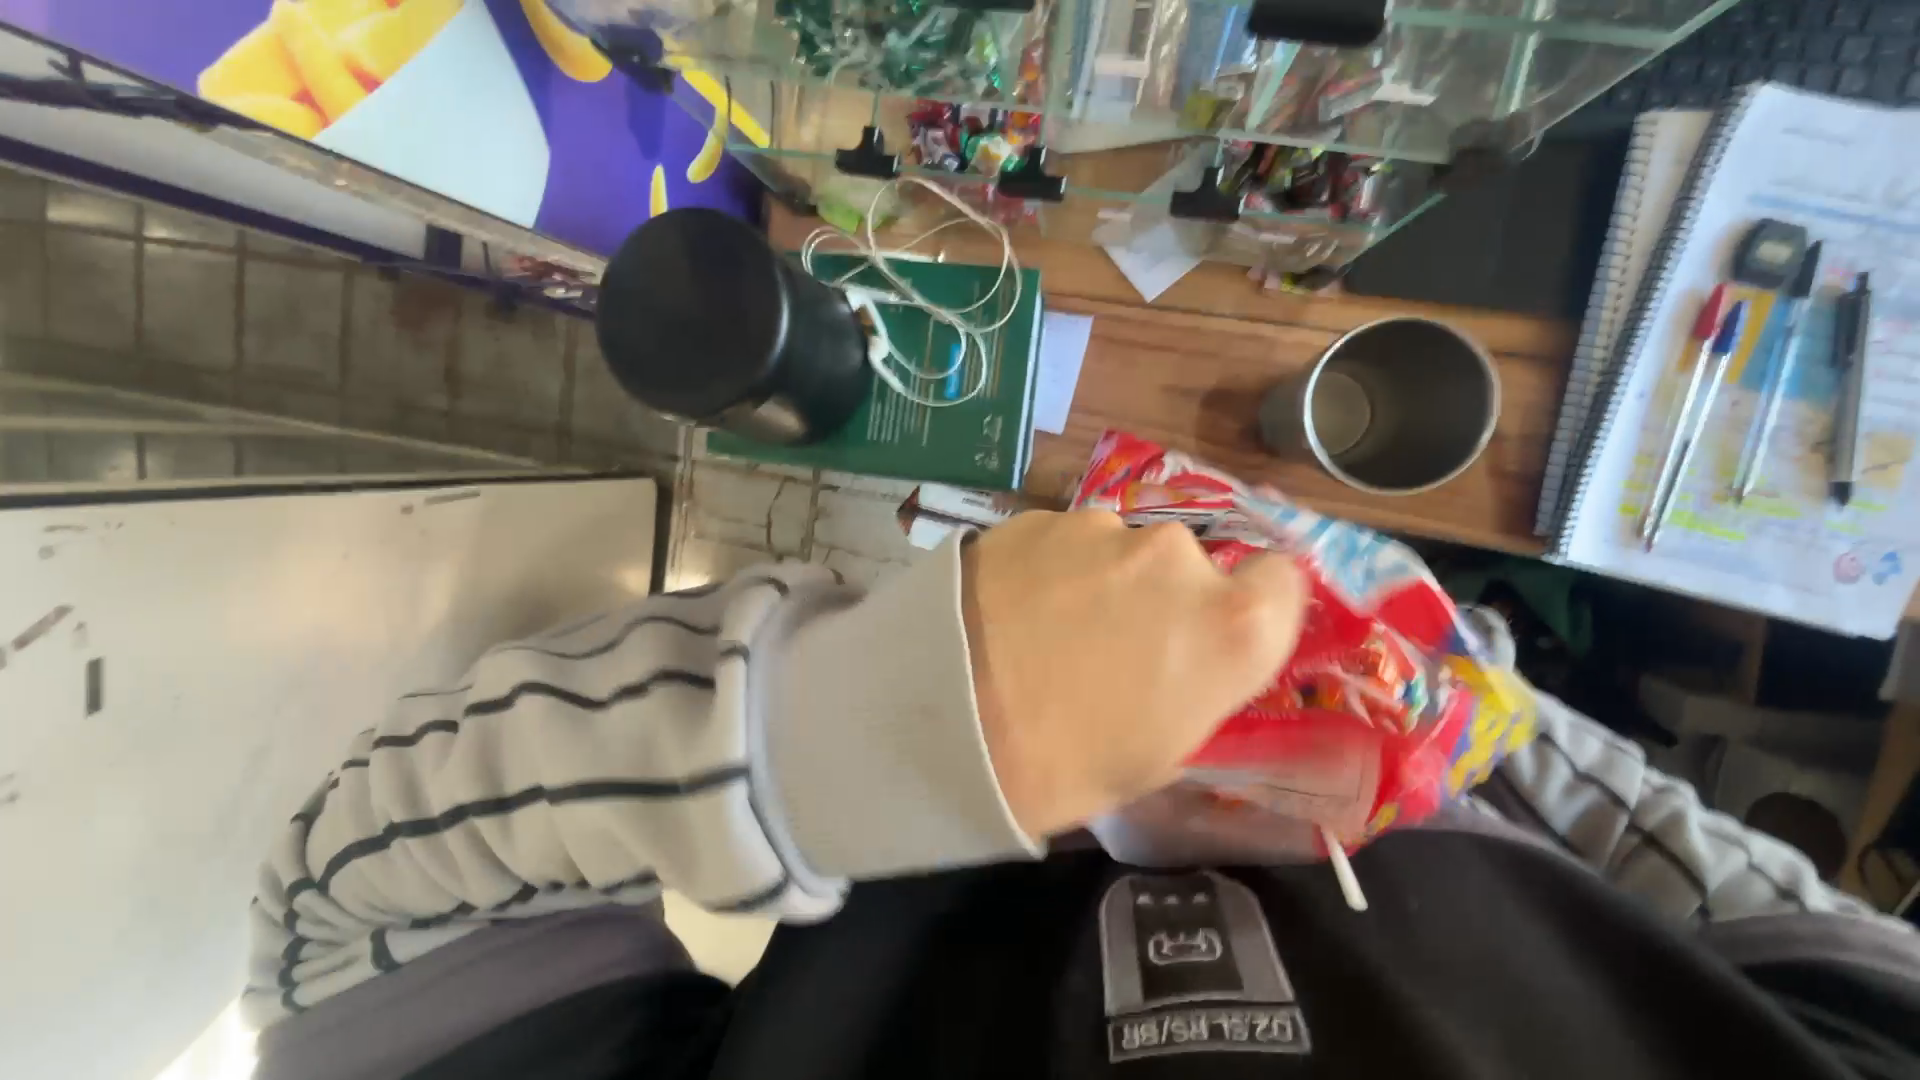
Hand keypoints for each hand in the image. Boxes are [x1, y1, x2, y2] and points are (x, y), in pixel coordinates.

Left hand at [961, 510, 1307, 838]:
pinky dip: (1049, 566)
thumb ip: (1200, 680)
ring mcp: (1101, 529)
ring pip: (1121, 549)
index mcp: (1231, 626)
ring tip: (1049, 628)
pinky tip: (1012, 608)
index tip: (1213, 629)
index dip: (1250, 604)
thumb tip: (1192, 653)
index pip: (1281, 581)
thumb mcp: (1162, 750)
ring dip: (1101, 577)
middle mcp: (1176, 557)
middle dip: (1162, 595)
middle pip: (1190, 564)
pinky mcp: (1037, 516)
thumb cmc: (1067, 766)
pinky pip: (1064, 540)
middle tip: (1113, 642)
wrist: (943, 726)